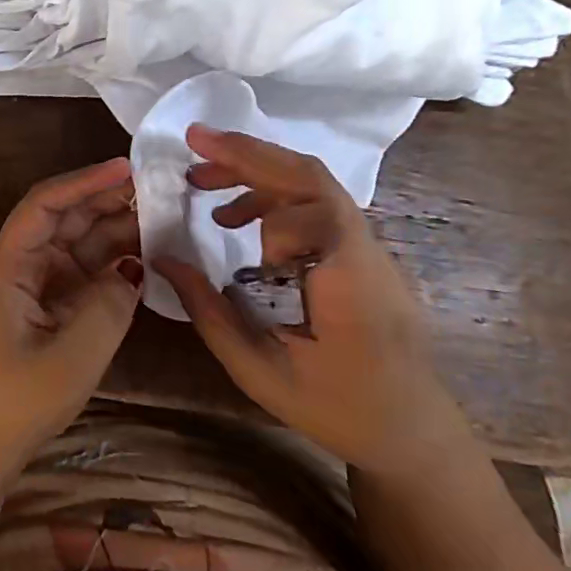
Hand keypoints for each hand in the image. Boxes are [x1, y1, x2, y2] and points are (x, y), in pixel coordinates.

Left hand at [0, 157, 143, 459]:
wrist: (3, 436)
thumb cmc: (25, 395)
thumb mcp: (72, 356)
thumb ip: (108, 306)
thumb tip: (134, 268)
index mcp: (13, 262)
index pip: (45, 204)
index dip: (83, 181)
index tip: (124, 168)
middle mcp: (30, 258)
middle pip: (70, 211)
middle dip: (110, 195)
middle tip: (159, 185)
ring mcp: (51, 274)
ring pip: (88, 233)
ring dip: (123, 222)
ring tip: (166, 211)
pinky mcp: (69, 292)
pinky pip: (99, 260)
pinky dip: (126, 252)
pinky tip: (157, 247)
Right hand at [155, 126, 469, 476]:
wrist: (410, 428)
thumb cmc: (337, 408)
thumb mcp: (260, 371)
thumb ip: (209, 312)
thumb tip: (161, 259)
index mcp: (351, 283)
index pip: (317, 214)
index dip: (269, 217)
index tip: (225, 232)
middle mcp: (365, 248)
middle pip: (310, 177)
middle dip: (249, 154)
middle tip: (195, 142)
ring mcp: (367, 242)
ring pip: (312, 181)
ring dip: (255, 169)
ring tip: (202, 179)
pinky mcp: (358, 246)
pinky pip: (314, 202)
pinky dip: (270, 195)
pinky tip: (234, 218)